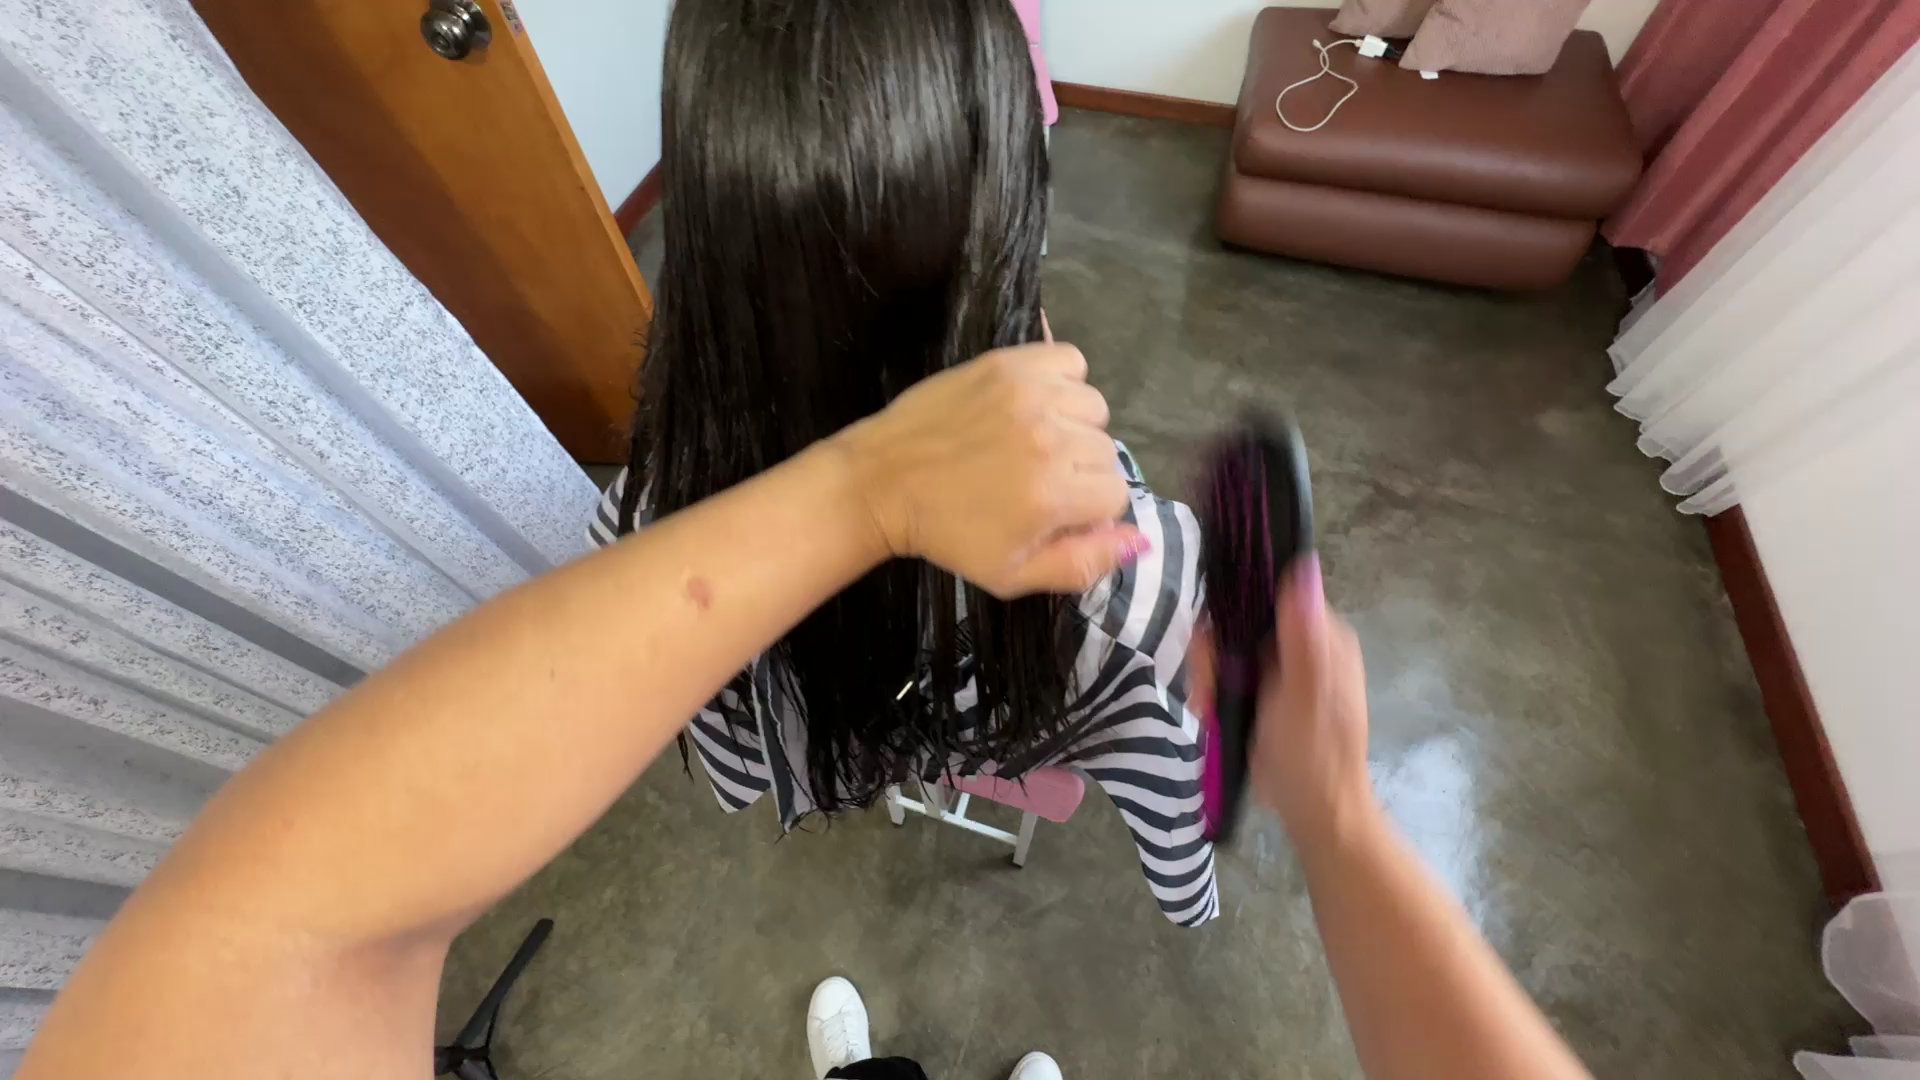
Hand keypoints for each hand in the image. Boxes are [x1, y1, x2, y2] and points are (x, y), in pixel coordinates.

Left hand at [830, 342, 1142, 597]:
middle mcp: (1051, 438)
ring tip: (1031, 441)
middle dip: (1080, 473)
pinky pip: (1070, 362)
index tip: (1051, 511)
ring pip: (1094, 409)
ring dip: (1073, 428)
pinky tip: (1033, 405)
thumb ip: (1082, 564)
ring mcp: (1031, 393)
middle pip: (1107, 453)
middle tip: (1033, 480)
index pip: (1116, 495)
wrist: (885, 481)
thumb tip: (1140, 541)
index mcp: (1053, 495)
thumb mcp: (1014, 574)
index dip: (1087, 509)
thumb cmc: (949, 535)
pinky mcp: (1009, 363)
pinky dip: (1062, 382)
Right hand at [1188, 555, 1375, 842]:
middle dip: (1214, 652)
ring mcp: (1279, 665)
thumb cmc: (1312, 754)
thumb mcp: (1305, 693)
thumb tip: (1304, 566)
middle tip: (1206, 688)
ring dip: (1208, 673)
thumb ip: (1301, 634)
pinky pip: (1224, 668)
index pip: (1268, 594)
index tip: (1212, 642)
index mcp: (1323, 636)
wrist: (1312, 810)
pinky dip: (1211, 687)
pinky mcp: (1261, 687)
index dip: (1234, 609)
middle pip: (1239, 619)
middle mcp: (1302, 642)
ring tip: (1206, 705)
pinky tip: (1208, 709)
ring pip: (1226, 644)